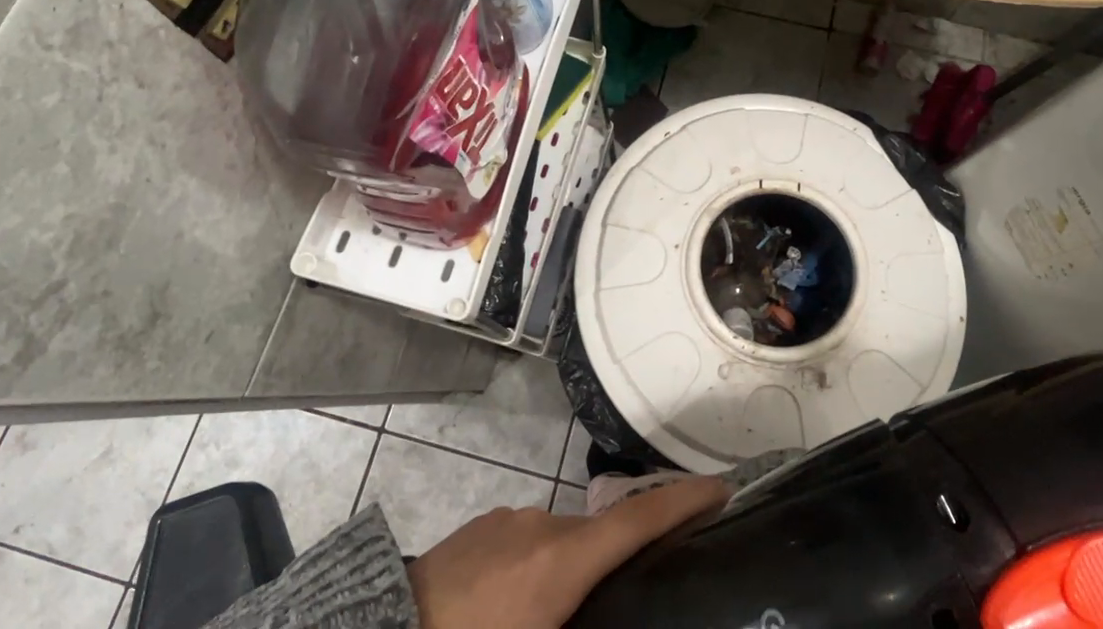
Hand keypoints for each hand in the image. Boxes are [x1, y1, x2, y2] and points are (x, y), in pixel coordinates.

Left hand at [407, 476, 728, 628]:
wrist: (380, 626)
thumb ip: (580, 617)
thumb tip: (601, 603)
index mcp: (563, 560)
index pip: (639, 518)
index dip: (685, 500)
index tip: (722, 488)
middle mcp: (543, 525)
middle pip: (601, 535)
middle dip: (617, 561)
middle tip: (624, 596)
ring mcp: (508, 520)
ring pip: (559, 540)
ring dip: (567, 569)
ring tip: (552, 615)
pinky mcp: (480, 525)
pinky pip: (525, 540)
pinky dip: (534, 564)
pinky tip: (512, 603)